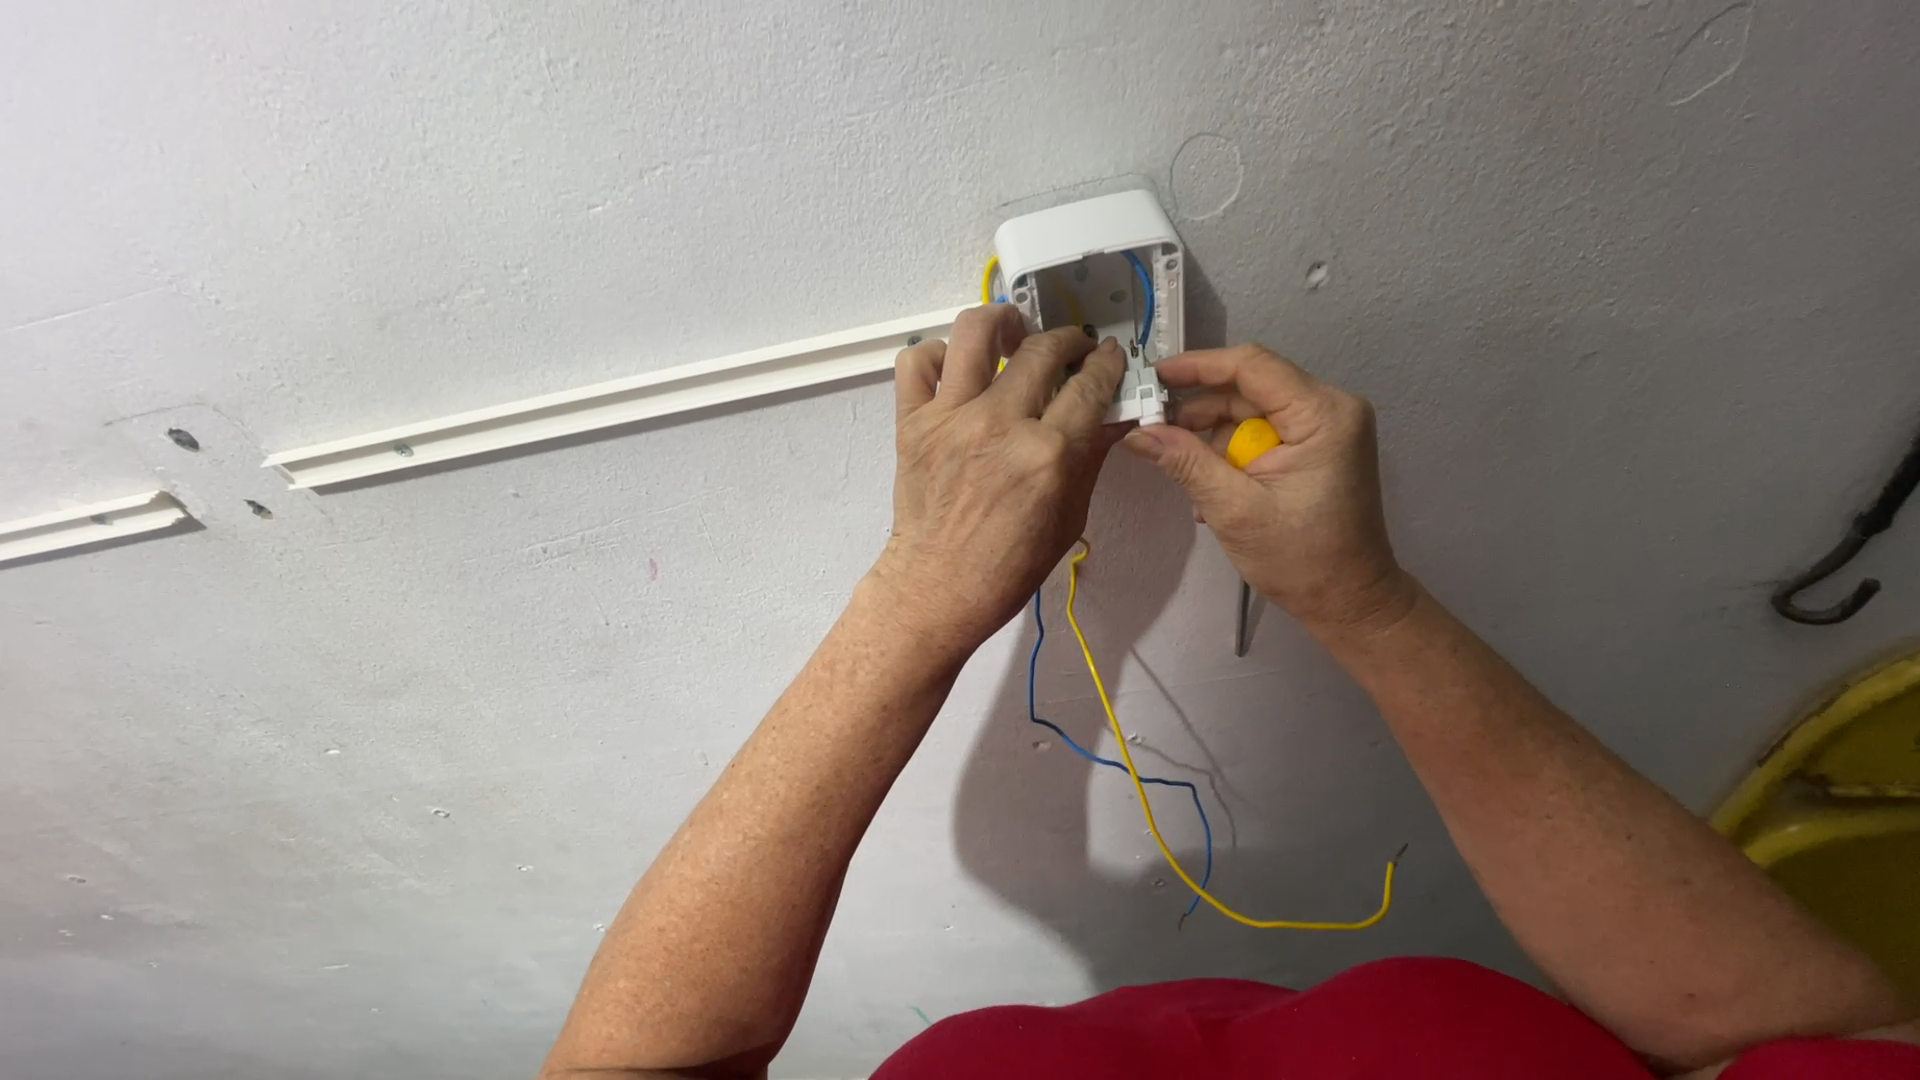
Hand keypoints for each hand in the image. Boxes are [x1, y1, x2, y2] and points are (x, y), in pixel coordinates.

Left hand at [866, 305, 1126, 657]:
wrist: (938, 587)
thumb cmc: (1009, 565)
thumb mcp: (1069, 516)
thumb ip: (1091, 456)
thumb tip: (1113, 413)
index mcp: (1047, 454)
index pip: (1089, 383)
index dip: (1106, 362)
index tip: (1107, 356)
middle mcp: (999, 424)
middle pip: (1042, 348)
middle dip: (1067, 340)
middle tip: (1070, 350)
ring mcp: (950, 418)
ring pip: (975, 331)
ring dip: (1003, 321)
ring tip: (1013, 335)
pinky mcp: (912, 423)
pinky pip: (916, 361)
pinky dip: (937, 354)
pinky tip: (957, 370)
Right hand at [1122, 344, 1414, 634]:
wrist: (1348, 600)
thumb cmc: (1300, 558)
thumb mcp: (1233, 509)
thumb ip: (1185, 463)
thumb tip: (1137, 433)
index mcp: (1322, 414)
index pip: (1251, 366)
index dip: (1197, 366)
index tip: (1153, 376)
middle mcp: (1329, 409)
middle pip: (1247, 389)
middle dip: (1197, 410)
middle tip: (1151, 429)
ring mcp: (1323, 429)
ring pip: (1248, 413)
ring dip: (1209, 439)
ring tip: (1180, 471)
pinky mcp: (1314, 448)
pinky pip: (1260, 434)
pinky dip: (1229, 455)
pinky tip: (1208, 487)